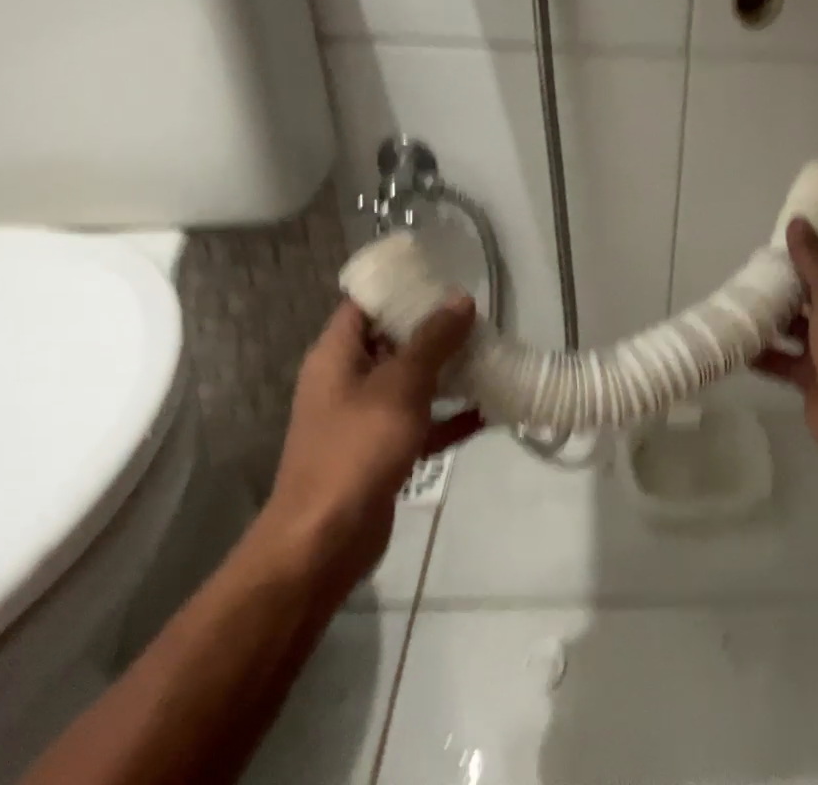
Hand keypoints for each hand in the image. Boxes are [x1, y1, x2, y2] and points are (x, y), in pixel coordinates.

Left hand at [263, 296, 484, 582]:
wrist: (326, 537)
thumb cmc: (356, 450)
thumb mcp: (400, 386)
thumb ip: (432, 341)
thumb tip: (460, 299)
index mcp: (336, 356)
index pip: (364, 305)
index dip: (400, 288)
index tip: (443, 279)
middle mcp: (346, 381)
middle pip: (392, 342)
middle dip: (435, 331)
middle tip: (480, 321)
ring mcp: (364, 419)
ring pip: (411, 384)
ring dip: (448, 374)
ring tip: (491, 359)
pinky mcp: (382, 453)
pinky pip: (421, 424)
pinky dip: (449, 418)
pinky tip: (488, 412)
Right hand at [754, 219, 817, 468]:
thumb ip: (816, 262)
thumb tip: (798, 223)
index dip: (811, 244)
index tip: (777, 234)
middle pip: (812, 291)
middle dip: (784, 280)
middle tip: (749, 268)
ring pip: (796, 325)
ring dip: (771, 316)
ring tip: (738, 302)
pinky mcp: (813, 378)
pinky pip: (784, 359)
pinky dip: (763, 353)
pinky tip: (737, 344)